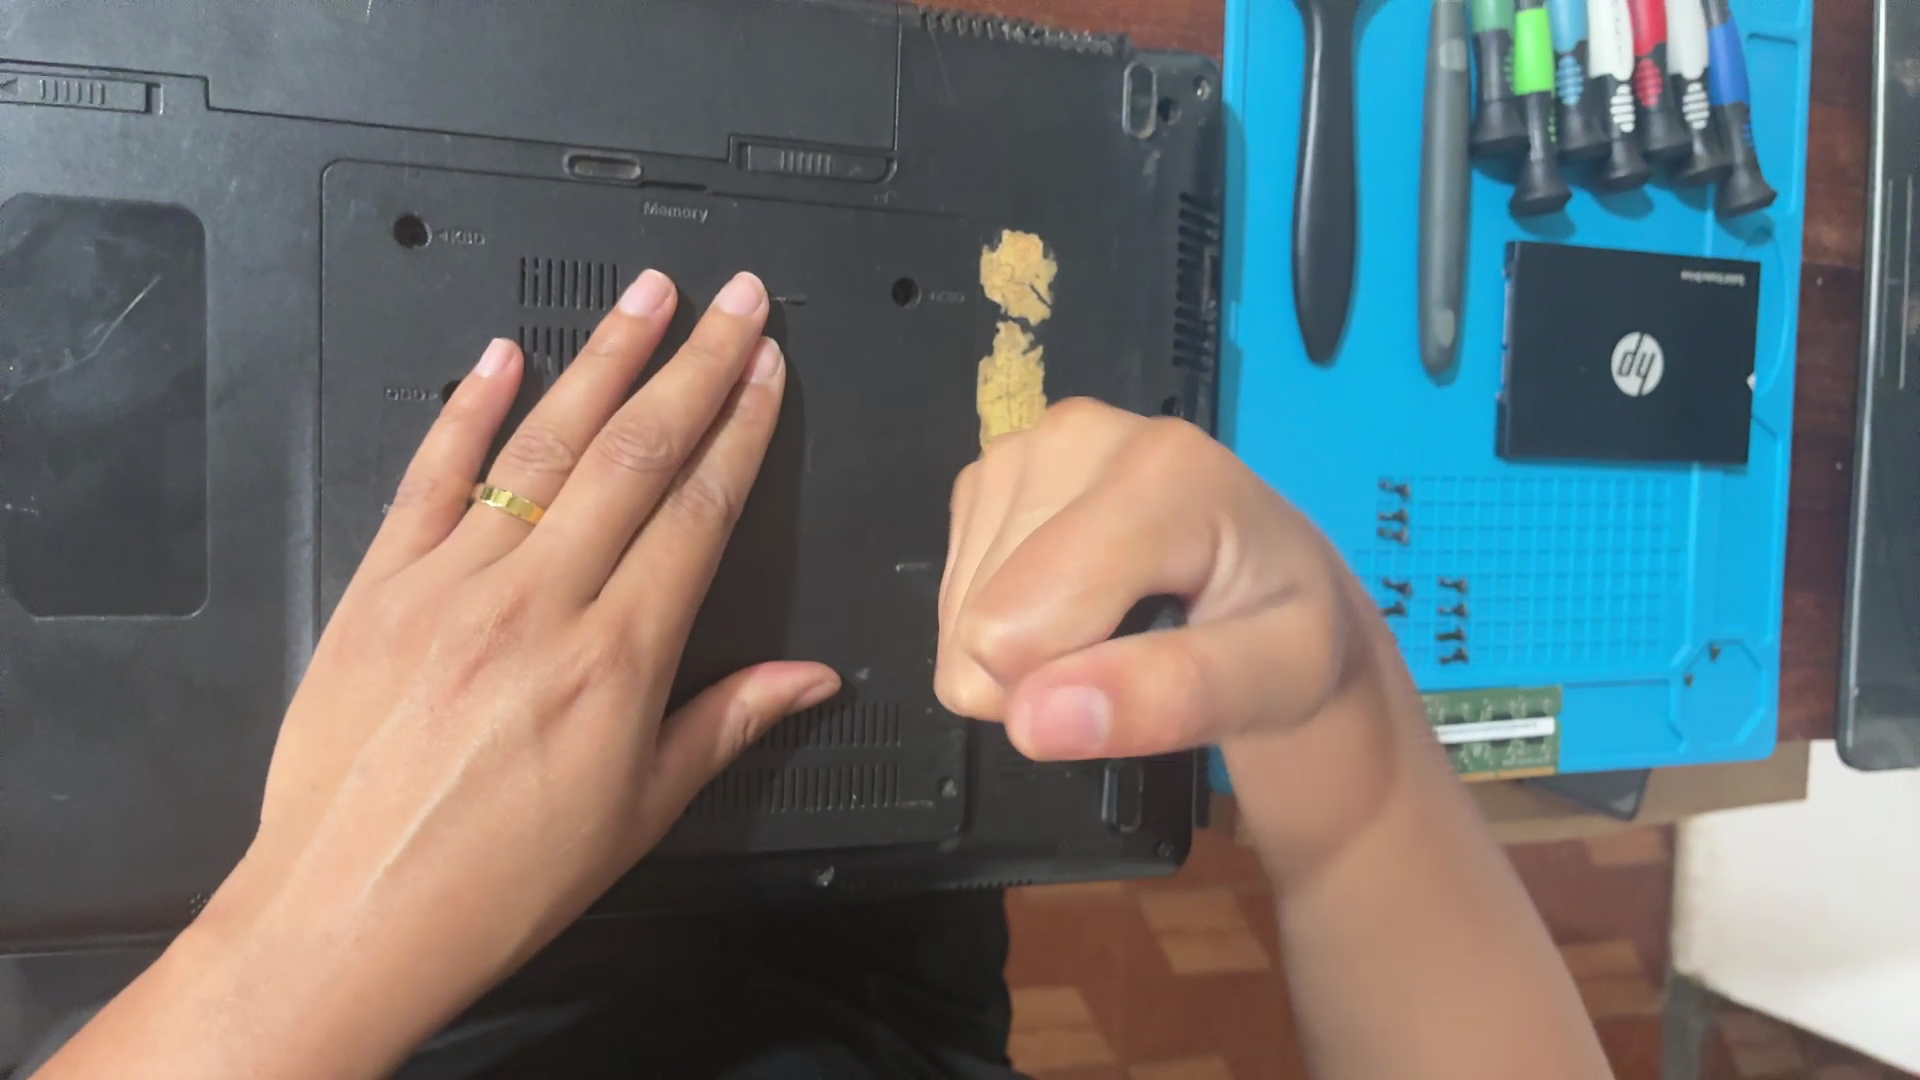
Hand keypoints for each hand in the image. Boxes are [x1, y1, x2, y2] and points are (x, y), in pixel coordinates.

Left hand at [191, 270, 838, 1072]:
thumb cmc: (511, 874)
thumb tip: (817, 678)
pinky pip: (428, 479)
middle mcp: (540, 600)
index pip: (699, 511)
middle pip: (636, 455)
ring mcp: (453, 583)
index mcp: (619, 656)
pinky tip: (503, 353)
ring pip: (544, 446)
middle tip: (734, 301)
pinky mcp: (379, 587)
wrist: (345, 924)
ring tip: (647, 297)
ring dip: (605, 361)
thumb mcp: (647, 806)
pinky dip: (467, 409)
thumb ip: (735, 719)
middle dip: (697, 367)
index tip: (767, 369)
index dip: (742, 430)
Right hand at [935, 399, 1414, 877]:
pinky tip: (1064, 596)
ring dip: (1022, 647)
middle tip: (1126, 651)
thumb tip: (1031, 719)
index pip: (1020, 625)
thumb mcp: (1276, 681)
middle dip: (1038, 670)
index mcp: (1157, 471)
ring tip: (1104, 622)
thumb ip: (1170, 698)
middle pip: (979, 621)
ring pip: (957, 612)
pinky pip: (950, 592)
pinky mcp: (987, 474)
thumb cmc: (1280, 629)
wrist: (1261, 574)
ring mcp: (1020, 448)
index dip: (1062, 690)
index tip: (1137, 680)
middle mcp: (1072, 435)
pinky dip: (1001, 617)